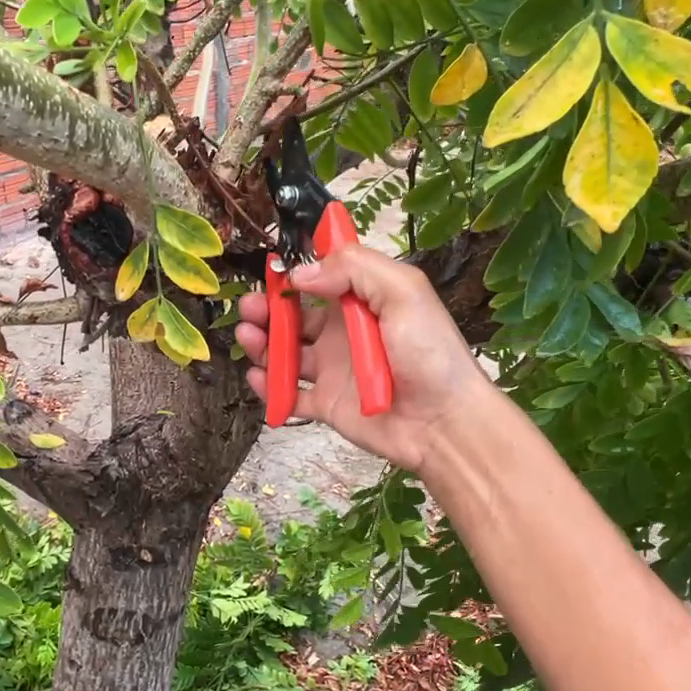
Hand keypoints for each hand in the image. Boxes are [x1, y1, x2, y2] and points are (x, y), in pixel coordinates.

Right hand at [236, 243, 499, 472]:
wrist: (443, 421)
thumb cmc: (431, 352)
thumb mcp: (403, 291)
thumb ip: (354, 269)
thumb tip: (300, 274)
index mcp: (361, 302)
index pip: (320, 279)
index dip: (294, 273)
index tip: (273, 270)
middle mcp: (342, 334)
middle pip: (293, 317)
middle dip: (266, 309)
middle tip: (249, 306)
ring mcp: (332, 370)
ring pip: (284, 353)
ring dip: (261, 343)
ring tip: (248, 336)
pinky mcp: (326, 404)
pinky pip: (287, 394)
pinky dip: (268, 386)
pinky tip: (259, 375)